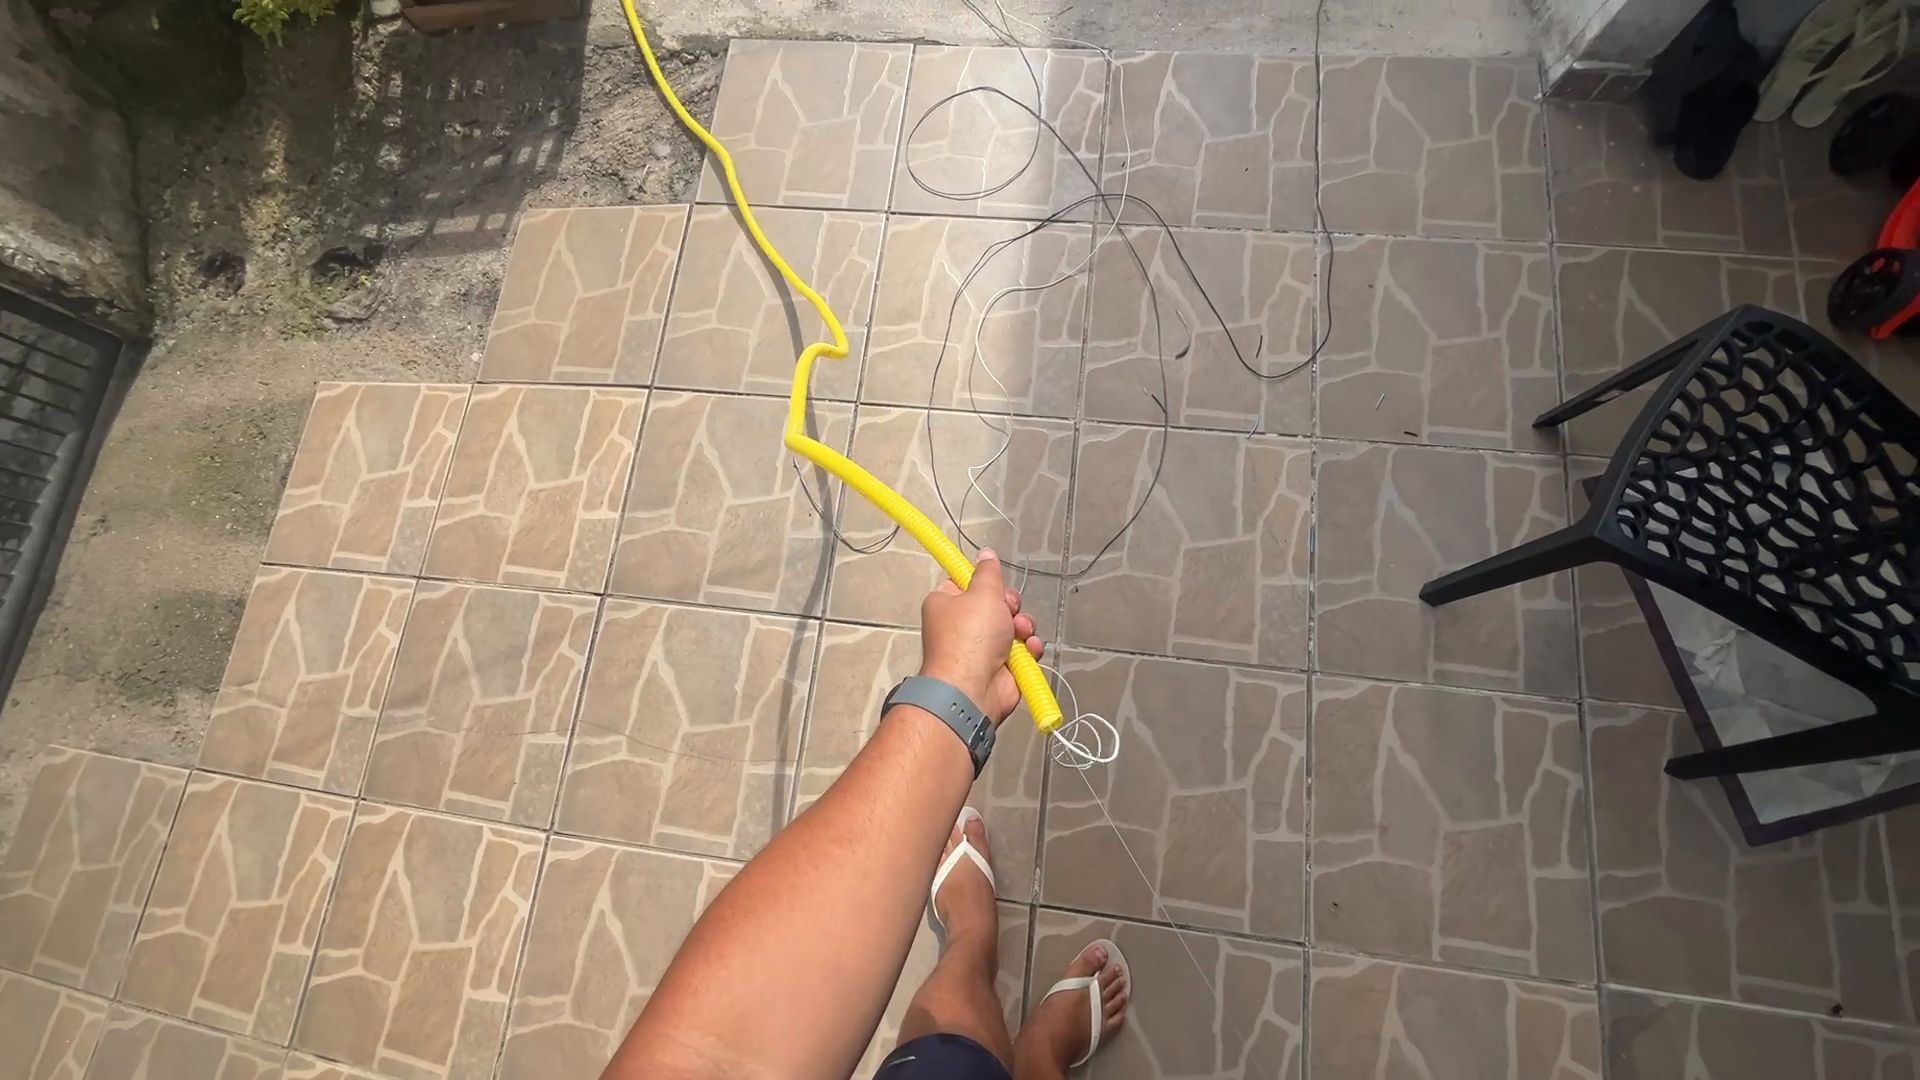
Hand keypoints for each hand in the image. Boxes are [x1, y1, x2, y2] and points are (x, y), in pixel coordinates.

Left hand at [918, 549, 1043, 726]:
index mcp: (947, 604)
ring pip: (1012, 627)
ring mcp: (982, 649)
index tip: (994, 584)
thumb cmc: (971, 634)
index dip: (984, 583)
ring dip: (1022, 627)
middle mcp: (961, 626)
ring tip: (1020, 633)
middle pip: (994, 604)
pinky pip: (1021, 651)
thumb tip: (985, 552)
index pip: (966, 584)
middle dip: (1009, 606)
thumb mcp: (982, 593)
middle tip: (1008, 610)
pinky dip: (1028, 649)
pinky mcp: (1001, 668)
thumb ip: (988, 572)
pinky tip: (1029, 650)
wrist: (974, 687)